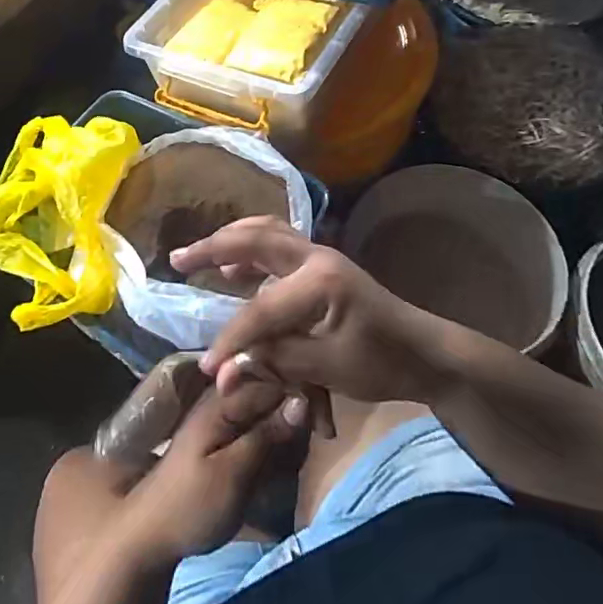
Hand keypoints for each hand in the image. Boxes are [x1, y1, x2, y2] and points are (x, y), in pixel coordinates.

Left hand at [111, 375, 307, 565]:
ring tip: (285, 473)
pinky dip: (270, 456)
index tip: (318, 428)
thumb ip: (267, 434)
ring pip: (267, 422)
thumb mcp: (233, 472)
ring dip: (283, 445)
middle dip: (291, 427)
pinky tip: (273, 478)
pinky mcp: (221, 448)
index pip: (272, 383)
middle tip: (295, 461)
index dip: (299, 399)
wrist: (148, 541)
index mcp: (221, 405)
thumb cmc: (190, 505)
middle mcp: (222, 408)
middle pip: (272, 400)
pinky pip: (257, 439)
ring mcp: (221, 427)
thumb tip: (301, 401)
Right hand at [170, 217, 452, 405]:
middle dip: (214, 248)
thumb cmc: (383, 362)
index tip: (208, 368)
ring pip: (268, 233)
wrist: (424, 351)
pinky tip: (234, 268)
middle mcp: (317, 257)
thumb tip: (226, 370)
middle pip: (256, 239)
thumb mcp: (329, 369)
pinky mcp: (323, 267)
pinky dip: (251, 249)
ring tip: (200, 254)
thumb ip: (275, 362)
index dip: (230, 341)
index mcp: (321, 281)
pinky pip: (278, 245)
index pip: (260, 310)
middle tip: (178, 259)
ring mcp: (321, 257)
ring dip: (232, 239)